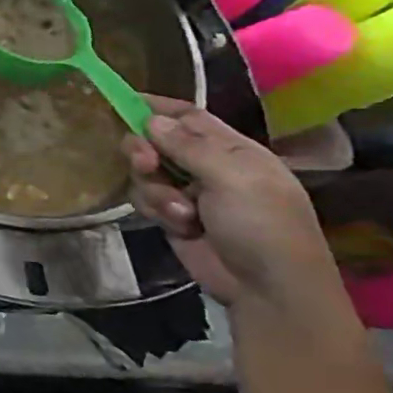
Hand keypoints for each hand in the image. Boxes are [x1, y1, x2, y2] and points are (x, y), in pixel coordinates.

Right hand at [122, 97, 337, 312]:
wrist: (269, 291)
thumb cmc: (262, 225)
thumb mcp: (232, 178)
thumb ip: (189, 146)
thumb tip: (152, 119)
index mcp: (232, 149)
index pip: (189, 116)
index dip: (158, 107)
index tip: (124, 101)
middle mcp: (208, 167)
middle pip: (158, 142)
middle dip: (145, 150)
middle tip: (144, 163)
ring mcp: (190, 194)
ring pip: (148, 174)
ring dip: (155, 189)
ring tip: (179, 212)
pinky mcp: (175, 220)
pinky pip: (148, 201)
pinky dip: (158, 211)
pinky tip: (180, 226)